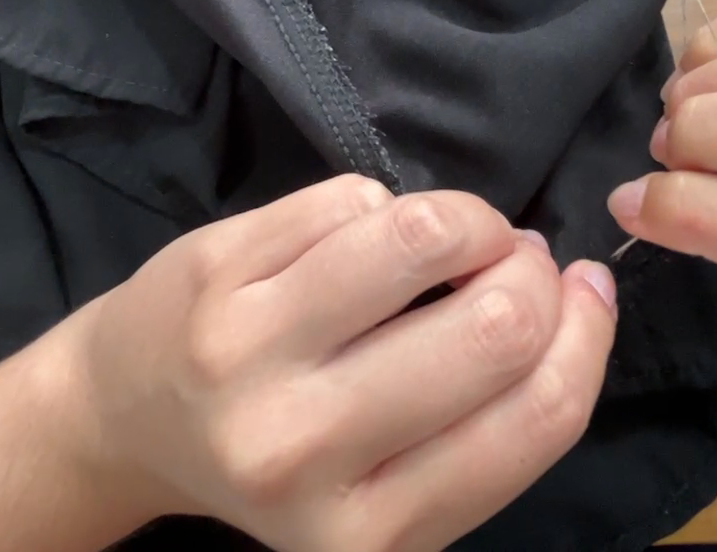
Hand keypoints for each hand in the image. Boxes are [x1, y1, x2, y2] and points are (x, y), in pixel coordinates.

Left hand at [47, 176, 619, 551]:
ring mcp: (251, 347)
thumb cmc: (271, 447)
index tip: (588, 291)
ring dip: (468, 218)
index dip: (585, 338)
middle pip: (488, 328)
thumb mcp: (380, 486)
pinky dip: (382, 202)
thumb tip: (573, 293)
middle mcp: (308, 446)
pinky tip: (371, 227)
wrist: (128, 410)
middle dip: (530, 272)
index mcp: (372, 531)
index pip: (531, 420)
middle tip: (519, 259)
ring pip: (417, 239)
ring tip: (461, 229)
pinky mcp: (216, 267)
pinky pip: (347, 197)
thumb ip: (474, 414)